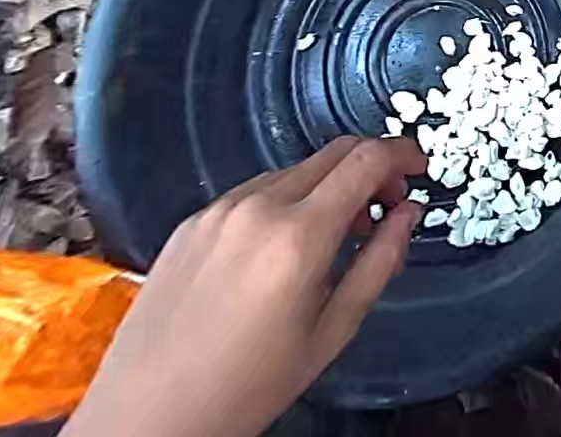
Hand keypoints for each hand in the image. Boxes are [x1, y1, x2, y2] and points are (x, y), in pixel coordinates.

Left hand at [63, 137, 427, 436]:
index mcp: (298, 235)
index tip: (420, 169)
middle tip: (386, 205)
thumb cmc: (248, 389)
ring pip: (299, 168)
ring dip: (332, 184)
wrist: (140, 424)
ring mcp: (221, 207)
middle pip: (336, 152)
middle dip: (373, 166)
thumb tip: (408, 212)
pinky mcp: (194, 219)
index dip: (402, 154)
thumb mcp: (332, 332)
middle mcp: (259, 205)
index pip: (367, 160)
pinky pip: (259, 189)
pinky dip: (290, 198)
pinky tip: (283, 244)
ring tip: (335, 232)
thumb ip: (380, 261)